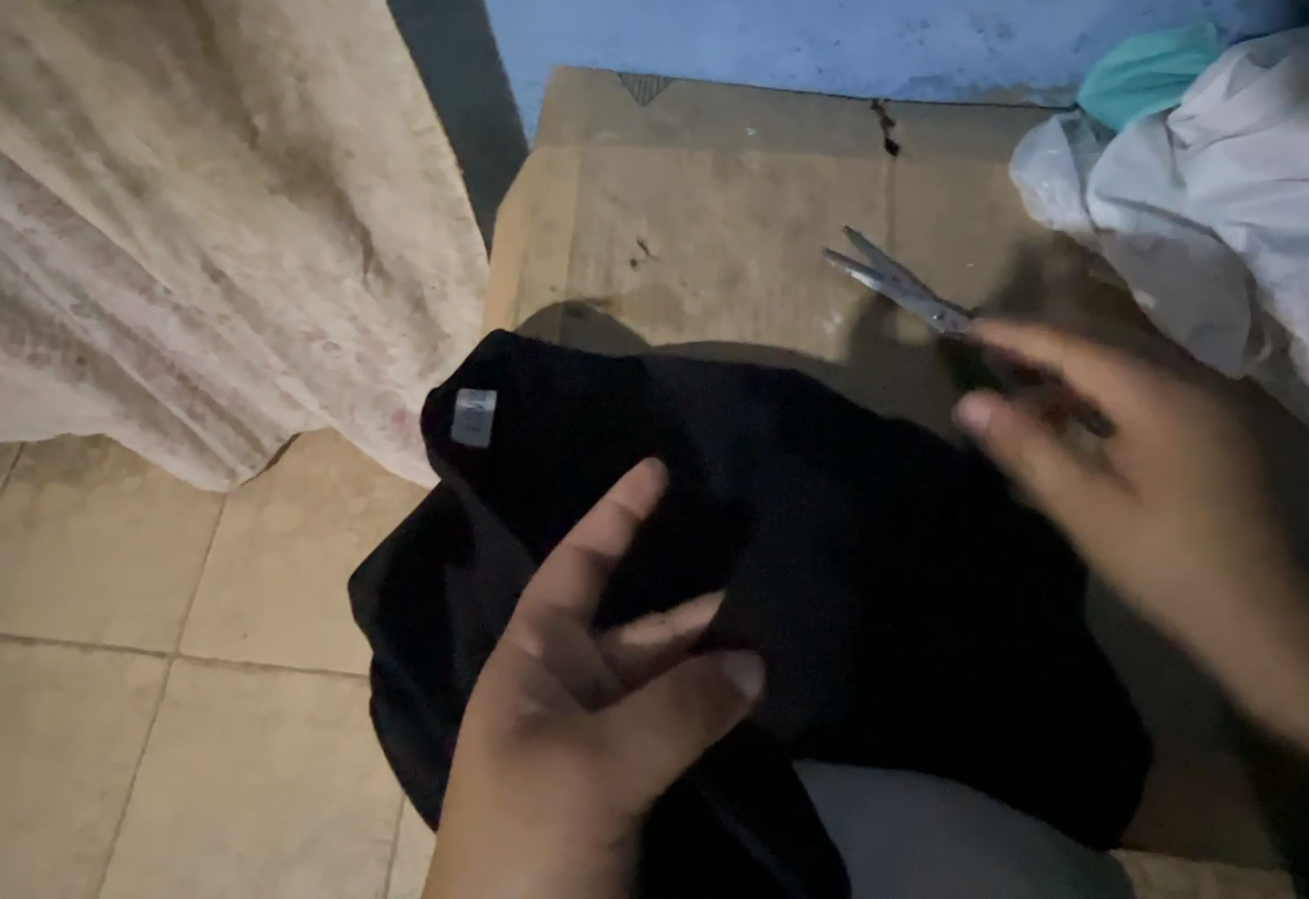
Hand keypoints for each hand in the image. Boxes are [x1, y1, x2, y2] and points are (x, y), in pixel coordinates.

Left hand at [424, 458, 765, 898]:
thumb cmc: (527, 840)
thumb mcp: (595, 766)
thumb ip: (678, 708)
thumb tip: (752, 659)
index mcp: (534, 661)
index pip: (577, 565)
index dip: (615, 516)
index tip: (657, 469)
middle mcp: (566, 689)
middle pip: (639, 625)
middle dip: (695, 602)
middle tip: (767, 570)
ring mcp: (599, 741)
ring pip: (666, 680)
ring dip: (713, 661)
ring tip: (781, 632)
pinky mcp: (628, 789)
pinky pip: (678, 729)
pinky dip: (714, 710)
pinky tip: (758, 695)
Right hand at [951, 320, 1305, 654]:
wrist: (1260, 621)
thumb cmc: (1163, 561)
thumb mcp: (1082, 506)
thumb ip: (1024, 446)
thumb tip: (968, 401)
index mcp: (1158, 400)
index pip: (1073, 348)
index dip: (1015, 335)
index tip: (964, 328)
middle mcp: (1187, 390)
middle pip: (1098, 352)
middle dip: (1037, 352)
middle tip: (981, 358)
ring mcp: (1204, 413)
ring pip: (1119, 376)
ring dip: (1064, 382)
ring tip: (1015, 402)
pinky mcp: (1209, 437)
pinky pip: (1139, 399)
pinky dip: (1094, 403)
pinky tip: (1066, 428)